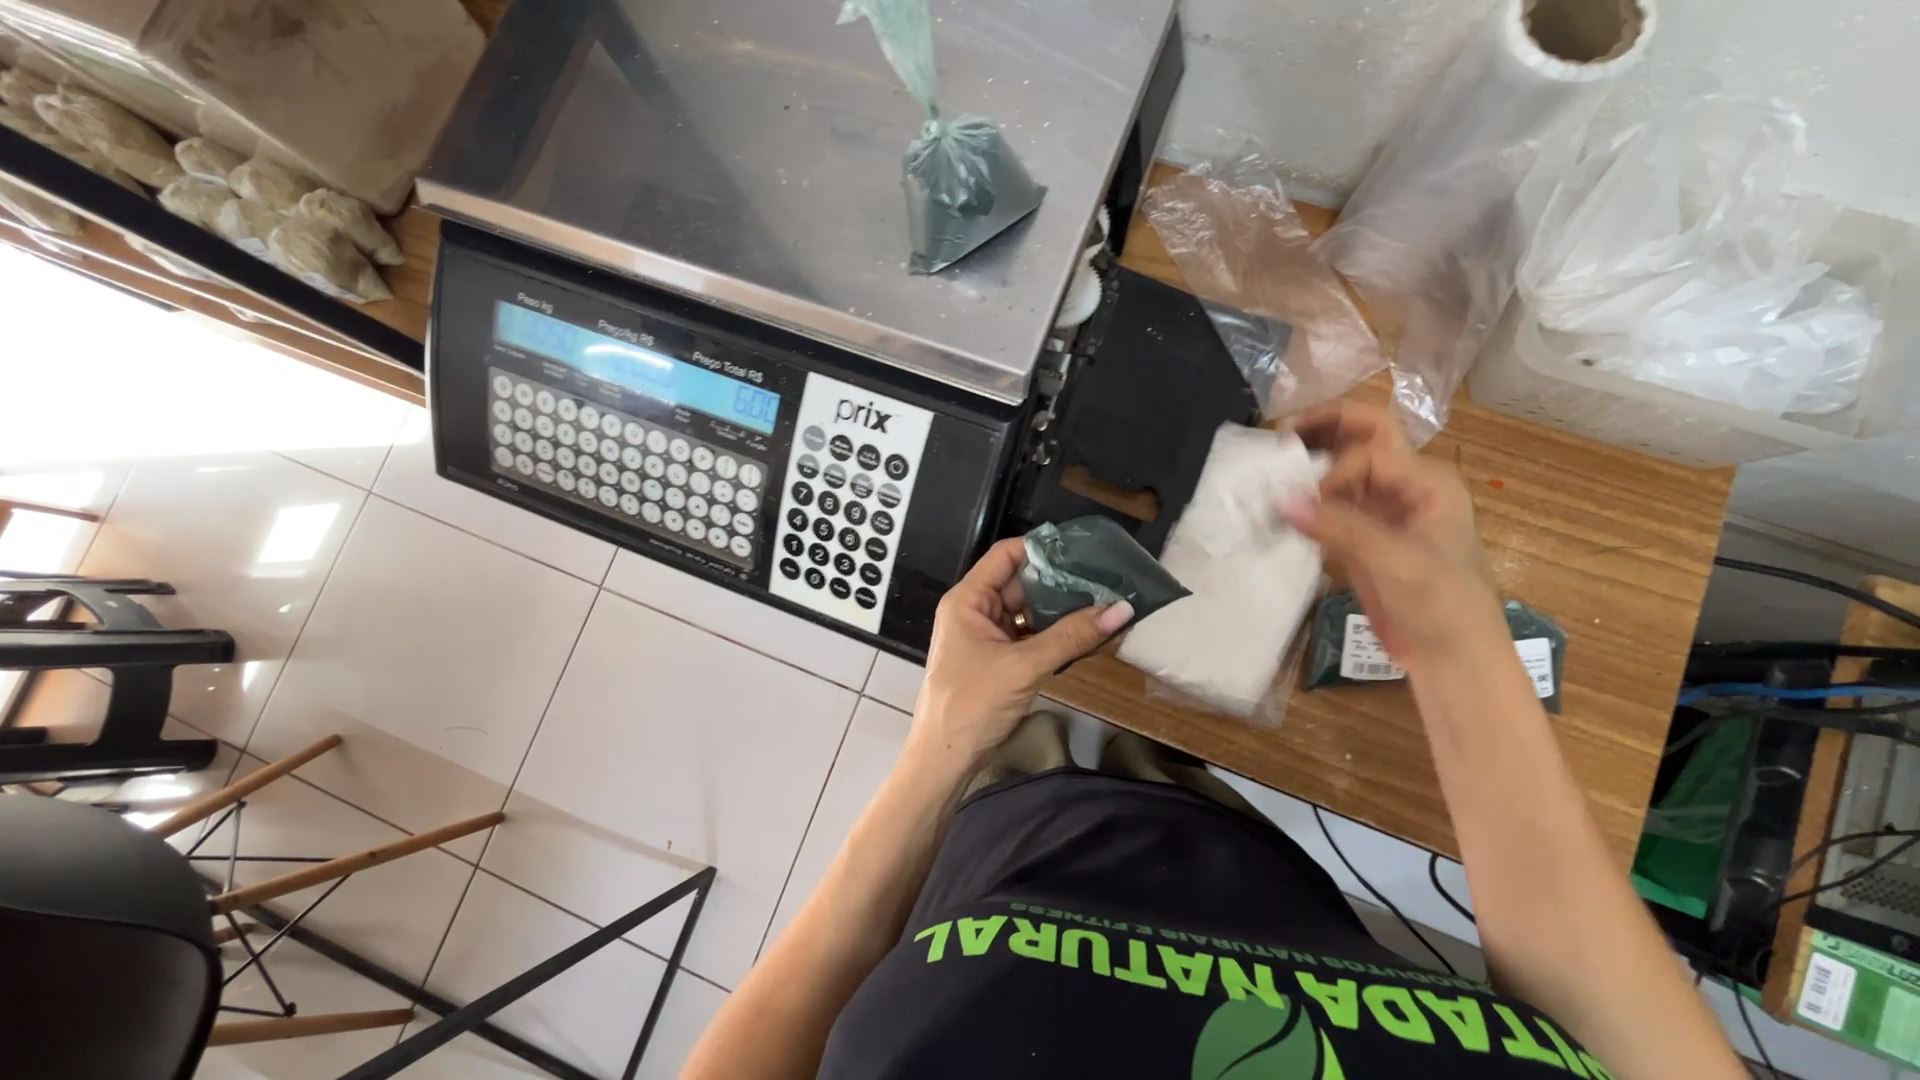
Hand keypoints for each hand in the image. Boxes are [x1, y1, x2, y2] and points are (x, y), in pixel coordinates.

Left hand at [911, 538, 1132, 767]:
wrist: (945, 759)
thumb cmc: (972, 705)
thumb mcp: (1024, 667)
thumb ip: (1071, 636)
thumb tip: (1120, 609)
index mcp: (968, 600)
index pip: (1005, 555)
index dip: (1041, 548)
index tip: (1082, 549)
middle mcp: (974, 611)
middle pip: (1020, 583)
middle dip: (1059, 583)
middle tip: (1103, 580)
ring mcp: (985, 637)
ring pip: (1028, 613)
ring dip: (1060, 612)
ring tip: (1102, 604)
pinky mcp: (996, 661)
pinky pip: (1028, 638)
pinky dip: (1053, 636)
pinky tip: (1084, 636)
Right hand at [1283, 402, 1504, 675]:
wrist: (1452, 658)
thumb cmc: (1441, 604)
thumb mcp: (1394, 560)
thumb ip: (1339, 526)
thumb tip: (1281, 499)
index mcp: (1428, 482)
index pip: (1369, 452)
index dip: (1334, 472)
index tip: (1309, 505)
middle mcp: (1406, 488)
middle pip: (1363, 439)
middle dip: (1323, 430)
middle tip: (1280, 434)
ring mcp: (1383, 514)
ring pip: (1343, 471)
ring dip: (1311, 465)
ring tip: (1274, 467)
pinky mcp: (1363, 541)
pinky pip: (1332, 508)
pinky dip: (1307, 503)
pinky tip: (1282, 508)